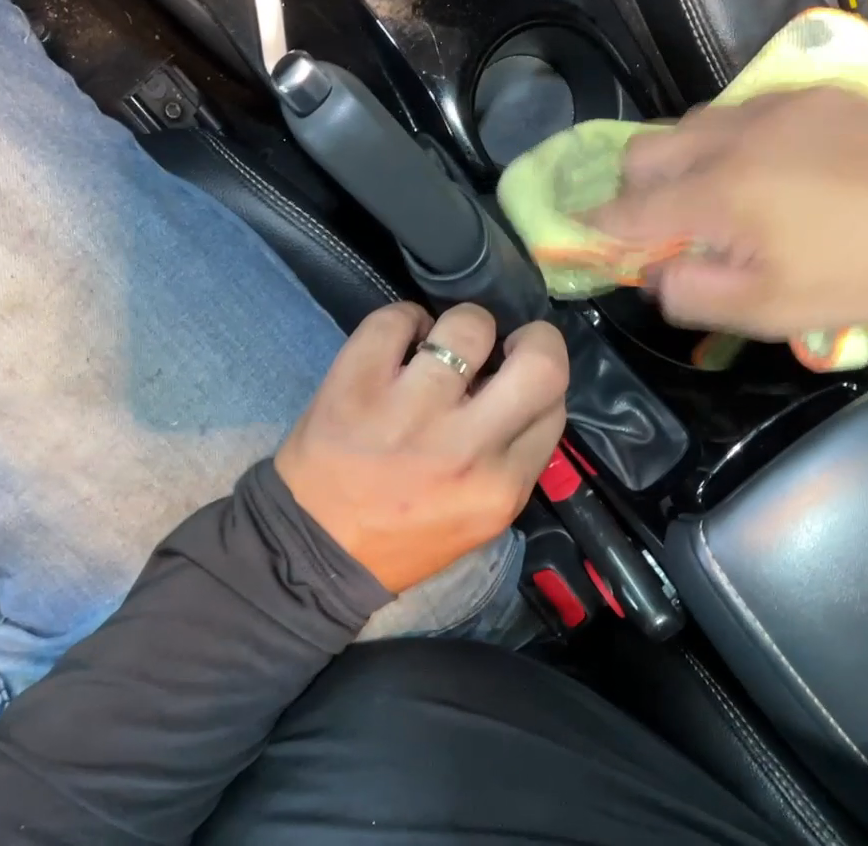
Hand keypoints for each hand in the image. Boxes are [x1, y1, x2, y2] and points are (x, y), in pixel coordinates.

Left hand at [276, 302, 568, 593]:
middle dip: (532, 339)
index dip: (539, 378)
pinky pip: (395, 318)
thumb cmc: (401, 536)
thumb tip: (514, 385)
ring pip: (466, 327)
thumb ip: (510, 458)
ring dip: (460, 325)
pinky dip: (402, 320)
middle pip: (540, 363)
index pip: (554, 405)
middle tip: (500, 344)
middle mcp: (465, 448)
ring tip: (438, 345)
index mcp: (501, 488)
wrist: (313, 549)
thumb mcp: (479, 517)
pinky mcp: (356, 384)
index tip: (514, 375)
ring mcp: (409, 411)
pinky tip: (397, 343)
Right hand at [587, 87, 867, 338]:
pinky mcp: (809, 93)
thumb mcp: (770, 310)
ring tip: (718, 193)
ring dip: (682, 162)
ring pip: (688, 125)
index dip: (597, 226)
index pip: (628, 210)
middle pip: (642, 150)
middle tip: (663, 222)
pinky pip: (740, 110)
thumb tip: (652, 272)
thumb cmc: (858, 277)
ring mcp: (772, 108)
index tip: (583, 234)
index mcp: (719, 196)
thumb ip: (693, 293)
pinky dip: (730, 140)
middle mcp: (732, 139)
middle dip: (635, 189)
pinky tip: (766, 167)